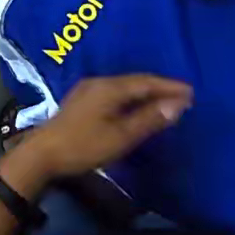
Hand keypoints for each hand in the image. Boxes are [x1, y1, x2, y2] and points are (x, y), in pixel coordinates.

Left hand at [6, 75, 192, 184]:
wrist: (43, 153)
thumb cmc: (84, 145)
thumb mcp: (121, 136)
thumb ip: (149, 119)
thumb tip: (178, 104)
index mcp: (109, 87)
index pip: (146, 81)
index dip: (169, 86)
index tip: (191, 92)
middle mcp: (99, 82)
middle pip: (135, 81)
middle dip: (160, 87)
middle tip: (183, 97)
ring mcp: (88, 90)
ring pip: (124, 86)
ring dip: (146, 92)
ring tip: (165, 101)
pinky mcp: (82, 100)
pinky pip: (115, 92)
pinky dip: (131, 97)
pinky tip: (137, 107)